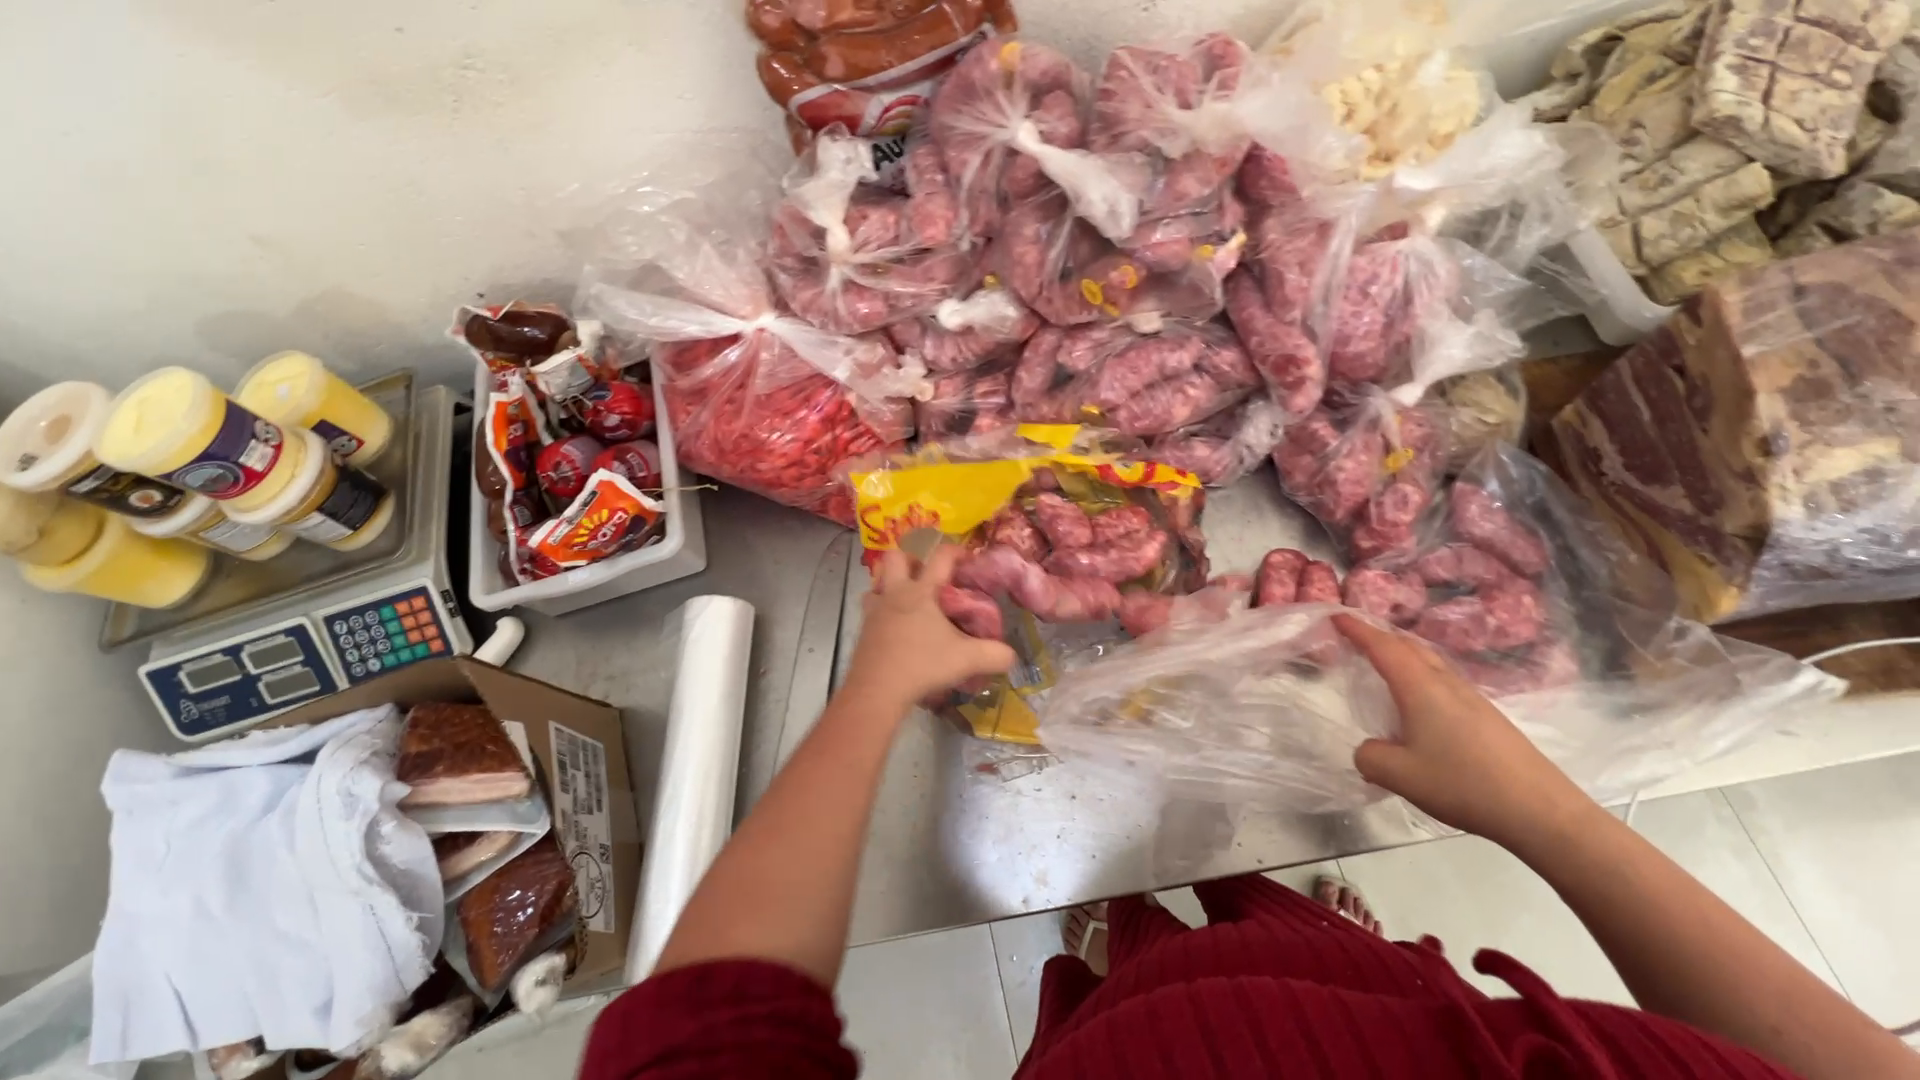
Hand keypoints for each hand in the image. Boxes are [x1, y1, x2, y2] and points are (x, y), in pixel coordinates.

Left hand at [844, 546, 1016, 711]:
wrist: (876, 690)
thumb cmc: (922, 665)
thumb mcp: (967, 661)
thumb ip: (995, 655)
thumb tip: (1011, 656)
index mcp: (922, 592)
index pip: (941, 557)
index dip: (957, 551)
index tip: (968, 559)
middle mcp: (895, 593)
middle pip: (895, 557)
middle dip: (911, 561)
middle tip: (926, 578)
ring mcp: (874, 611)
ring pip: (876, 582)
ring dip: (889, 583)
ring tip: (907, 600)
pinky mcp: (863, 630)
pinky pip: (870, 610)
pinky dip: (881, 611)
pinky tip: (894, 628)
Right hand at [1335, 614, 1599, 848]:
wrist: (1540, 810)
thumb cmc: (1462, 784)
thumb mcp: (1398, 775)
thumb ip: (1369, 756)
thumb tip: (1370, 748)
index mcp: (1420, 688)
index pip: (1383, 647)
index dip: (1357, 629)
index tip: (1336, 616)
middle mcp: (1446, 685)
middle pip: (1410, 647)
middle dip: (1381, 636)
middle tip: (1356, 637)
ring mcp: (1472, 700)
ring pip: (1431, 663)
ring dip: (1404, 655)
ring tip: (1384, 665)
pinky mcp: (1488, 718)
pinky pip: (1444, 682)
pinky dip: (1422, 677)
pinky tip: (1419, 704)